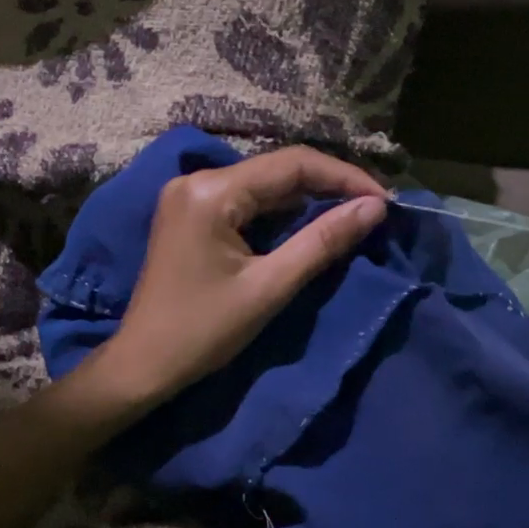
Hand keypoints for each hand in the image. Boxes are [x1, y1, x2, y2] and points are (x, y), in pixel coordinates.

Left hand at [97, 146, 387, 400]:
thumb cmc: (203, 331)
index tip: (385, 201)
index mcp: (210, 191)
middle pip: (276, 170)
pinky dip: (278, 214)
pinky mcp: (188, 215)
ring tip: (351, 217)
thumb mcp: (269, 287)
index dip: (344, 177)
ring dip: (306, 200)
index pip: (292, 164)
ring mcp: (188, 196)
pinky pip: (243, 202)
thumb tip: (374, 207)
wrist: (143, 363)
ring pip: (262, 185)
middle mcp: (195, 180)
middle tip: (373, 210)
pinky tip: (308, 227)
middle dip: (328, 187)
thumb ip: (322, 242)